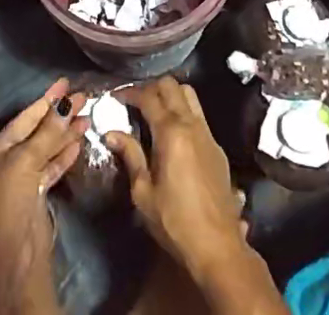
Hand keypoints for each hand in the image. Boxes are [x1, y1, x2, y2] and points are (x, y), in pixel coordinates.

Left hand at [0, 78, 86, 314]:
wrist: (8, 253)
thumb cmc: (9, 199)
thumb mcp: (25, 160)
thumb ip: (48, 132)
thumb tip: (67, 104)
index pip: (25, 117)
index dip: (46, 99)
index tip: (66, 83)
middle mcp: (7, 161)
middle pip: (38, 131)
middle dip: (60, 115)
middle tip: (84, 97)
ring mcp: (22, 179)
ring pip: (47, 149)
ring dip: (66, 134)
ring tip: (87, 118)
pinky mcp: (36, 195)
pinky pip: (52, 167)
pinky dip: (64, 155)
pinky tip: (78, 143)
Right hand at [107, 78, 245, 276]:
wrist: (217, 243)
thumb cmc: (174, 221)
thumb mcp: (143, 192)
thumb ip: (130, 156)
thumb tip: (111, 133)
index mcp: (171, 132)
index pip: (150, 97)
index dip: (131, 93)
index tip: (116, 97)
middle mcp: (192, 124)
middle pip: (172, 86)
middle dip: (151, 88)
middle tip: (134, 102)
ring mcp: (208, 133)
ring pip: (190, 95)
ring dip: (170, 94)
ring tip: (152, 110)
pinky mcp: (217, 146)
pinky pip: (199, 114)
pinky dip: (183, 110)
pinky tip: (172, 131)